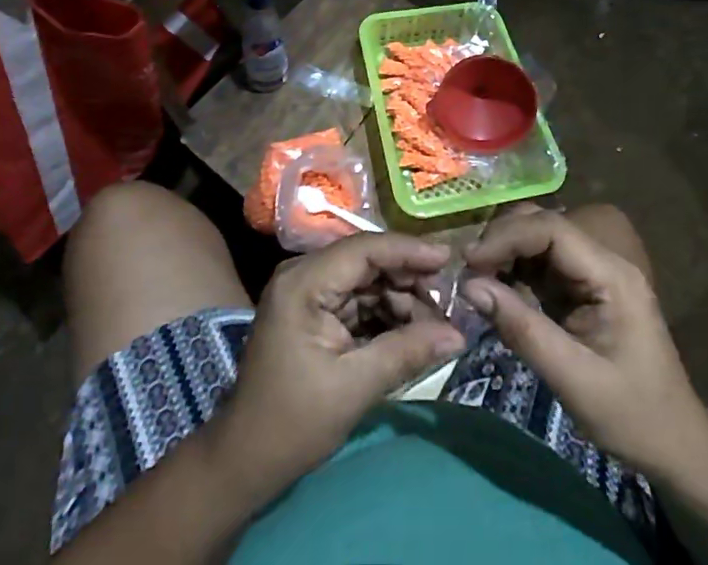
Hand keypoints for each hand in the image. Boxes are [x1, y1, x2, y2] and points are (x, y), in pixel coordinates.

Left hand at [217, 234, 464, 487]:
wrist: (247, 458)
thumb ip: (408, 351)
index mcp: (304, 283)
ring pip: (369, 281)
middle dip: (410, 280)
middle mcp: (304, 276)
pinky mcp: (316, 312)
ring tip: (437, 325)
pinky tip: (414, 333)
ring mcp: (308, 293)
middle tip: (448, 304)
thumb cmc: (294, 420)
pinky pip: (361, 300)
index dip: (409, 251)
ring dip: (403, 300)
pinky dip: (388, 314)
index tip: (448, 260)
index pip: (365, 249)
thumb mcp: (356, 385)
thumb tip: (460, 335)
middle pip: (369, 261)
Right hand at [462, 207, 705, 474]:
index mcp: (612, 274)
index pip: (553, 229)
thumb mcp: (573, 378)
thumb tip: (469, 286)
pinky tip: (495, 291)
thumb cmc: (630, 413)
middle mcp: (603, 261)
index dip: (506, 237)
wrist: (672, 441)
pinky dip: (514, 271)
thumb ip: (522, 329)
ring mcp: (592, 273)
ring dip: (505, 253)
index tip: (468, 263)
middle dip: (502, 240)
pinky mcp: (581, 289)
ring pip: (539, 240)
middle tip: (467, 273)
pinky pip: (541, 264)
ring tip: (475, 282)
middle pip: (544, 225)